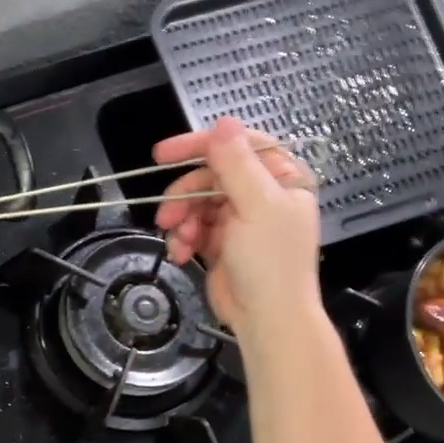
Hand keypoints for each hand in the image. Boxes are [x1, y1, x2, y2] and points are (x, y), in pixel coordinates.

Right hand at [151, 116, 321, 336]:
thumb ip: (236, 164)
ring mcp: (239, 221)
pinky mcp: (220, 246)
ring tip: (178, 240)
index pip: (238, 146)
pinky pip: (193, 231)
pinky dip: (183, 241)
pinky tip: (180, 255)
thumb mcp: (255, 206)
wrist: (267, 318)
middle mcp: (261, 194)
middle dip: (185, 195)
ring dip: (182, 221)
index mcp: (280, 177)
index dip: (201, 146)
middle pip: (211, 177)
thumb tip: (221, 123)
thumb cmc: (270, 261)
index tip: (163, 154)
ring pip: (197, 205)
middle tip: (165, 215)